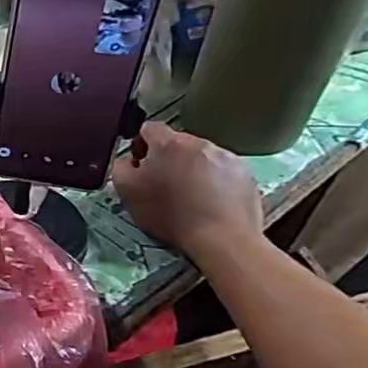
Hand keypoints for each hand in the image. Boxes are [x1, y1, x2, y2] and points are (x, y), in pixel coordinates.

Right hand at [108, 121, 263, 257]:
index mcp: (169, 143)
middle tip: (165, 185)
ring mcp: (227, 157)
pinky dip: (216, 181)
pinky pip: (223, 171)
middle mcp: (200, 143)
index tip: (142, 166)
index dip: (141, 145)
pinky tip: (212, 202)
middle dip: (169, 159)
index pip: (149, 129)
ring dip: (193, 169)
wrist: (221, 237)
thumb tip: (129, 161)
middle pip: (177, 143)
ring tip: (191, 197)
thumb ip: (120, 168)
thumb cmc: (169, 214)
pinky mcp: (246, 174)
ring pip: (202, 157)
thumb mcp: (127, 191)